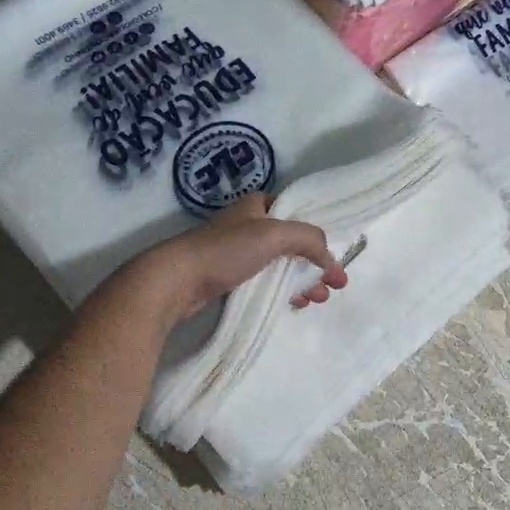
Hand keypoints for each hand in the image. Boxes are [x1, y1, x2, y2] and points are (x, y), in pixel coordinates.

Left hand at [114, 194, 347, 324]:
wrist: (175, 282)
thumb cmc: (226, 250)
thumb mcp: (276, 234)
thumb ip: (309, 239)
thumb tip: (330, 259)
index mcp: (257, 205)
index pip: (298, 213)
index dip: (319, 233)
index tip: (334, 256)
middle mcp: (248, 225)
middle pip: (293, 243)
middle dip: (316, 264)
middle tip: (334, 285)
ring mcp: (237, 252)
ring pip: (281, 265)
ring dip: (303, 281)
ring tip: (318, 299)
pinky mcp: (228, 277)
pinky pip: (265, 282)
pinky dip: (283, 291)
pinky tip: (296, 303)